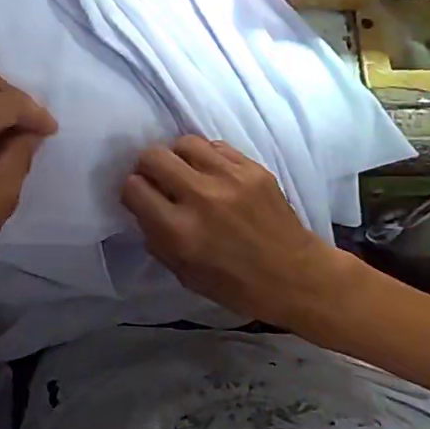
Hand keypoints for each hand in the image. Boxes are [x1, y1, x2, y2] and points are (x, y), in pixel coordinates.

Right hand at [120, 136, 349, 326]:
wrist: (296, 276)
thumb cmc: (236, 285)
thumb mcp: (184, 273)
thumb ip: (157, 238)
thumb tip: (142, 206)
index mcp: (180, 231)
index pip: (134, 187)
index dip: (133, 192)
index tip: (141, 198)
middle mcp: (201, 198)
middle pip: (153, 156)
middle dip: (147, 167)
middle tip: (158, 180)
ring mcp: (230, 178)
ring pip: (184, 143)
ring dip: (178, 157)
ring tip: (186, 173)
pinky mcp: (253, 169)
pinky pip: (215, 146)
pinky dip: (207, 157)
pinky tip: (213, 174)